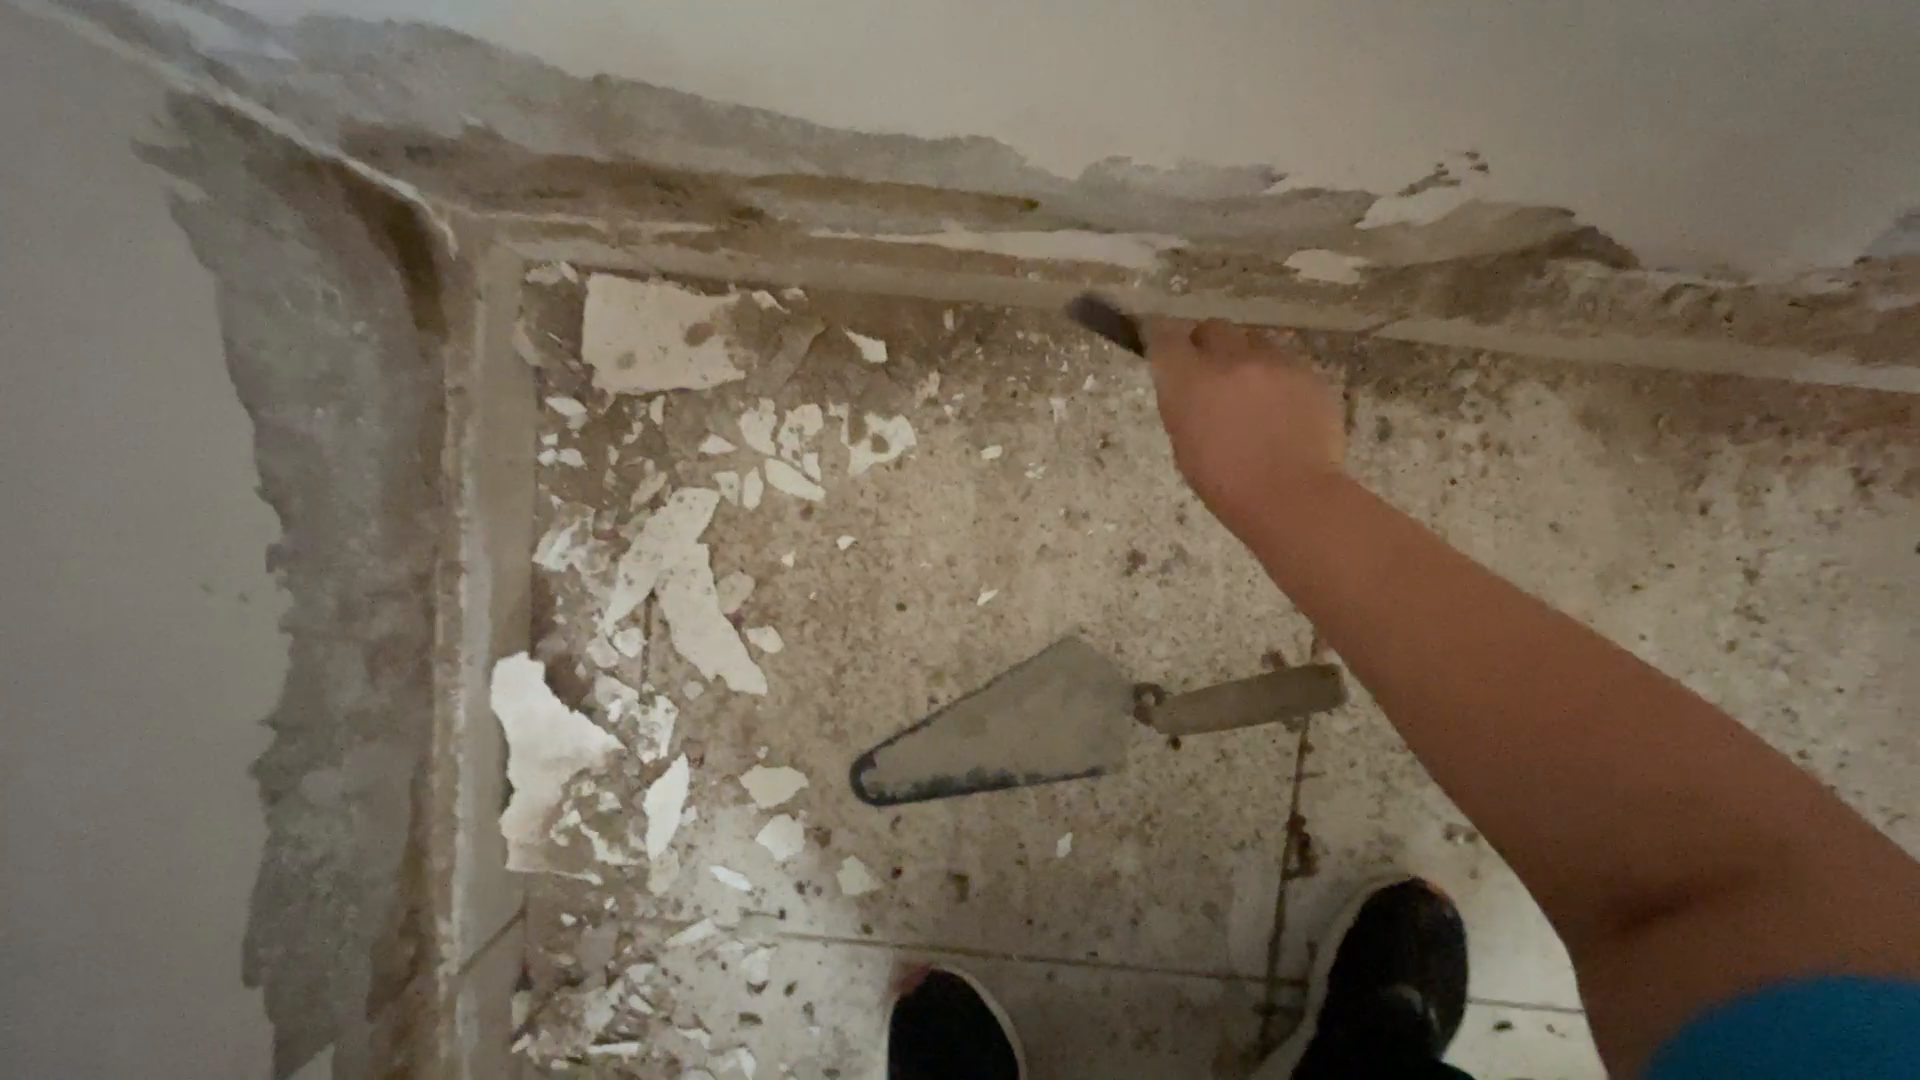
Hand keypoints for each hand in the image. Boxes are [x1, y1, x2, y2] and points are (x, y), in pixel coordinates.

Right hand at [1146, 319, 1346, 541]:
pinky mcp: (1308, 374)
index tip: (1163, 346)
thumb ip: (1182, 404)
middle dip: (1207, 344)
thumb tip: (1187, 386)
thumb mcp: (1184, 446)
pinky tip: (1281, 410)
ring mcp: (1274, 363)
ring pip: (1253, 342)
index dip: (1162, 337)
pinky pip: (1285, 364)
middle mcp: (1230, 360)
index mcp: (1190, 381)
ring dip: (1245, 360)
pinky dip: (1277, 379)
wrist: (1291, 496)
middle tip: (1210, 372)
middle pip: (1213, 328)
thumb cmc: (1225, 484)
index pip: (1165, 335)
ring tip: (1251, 394)